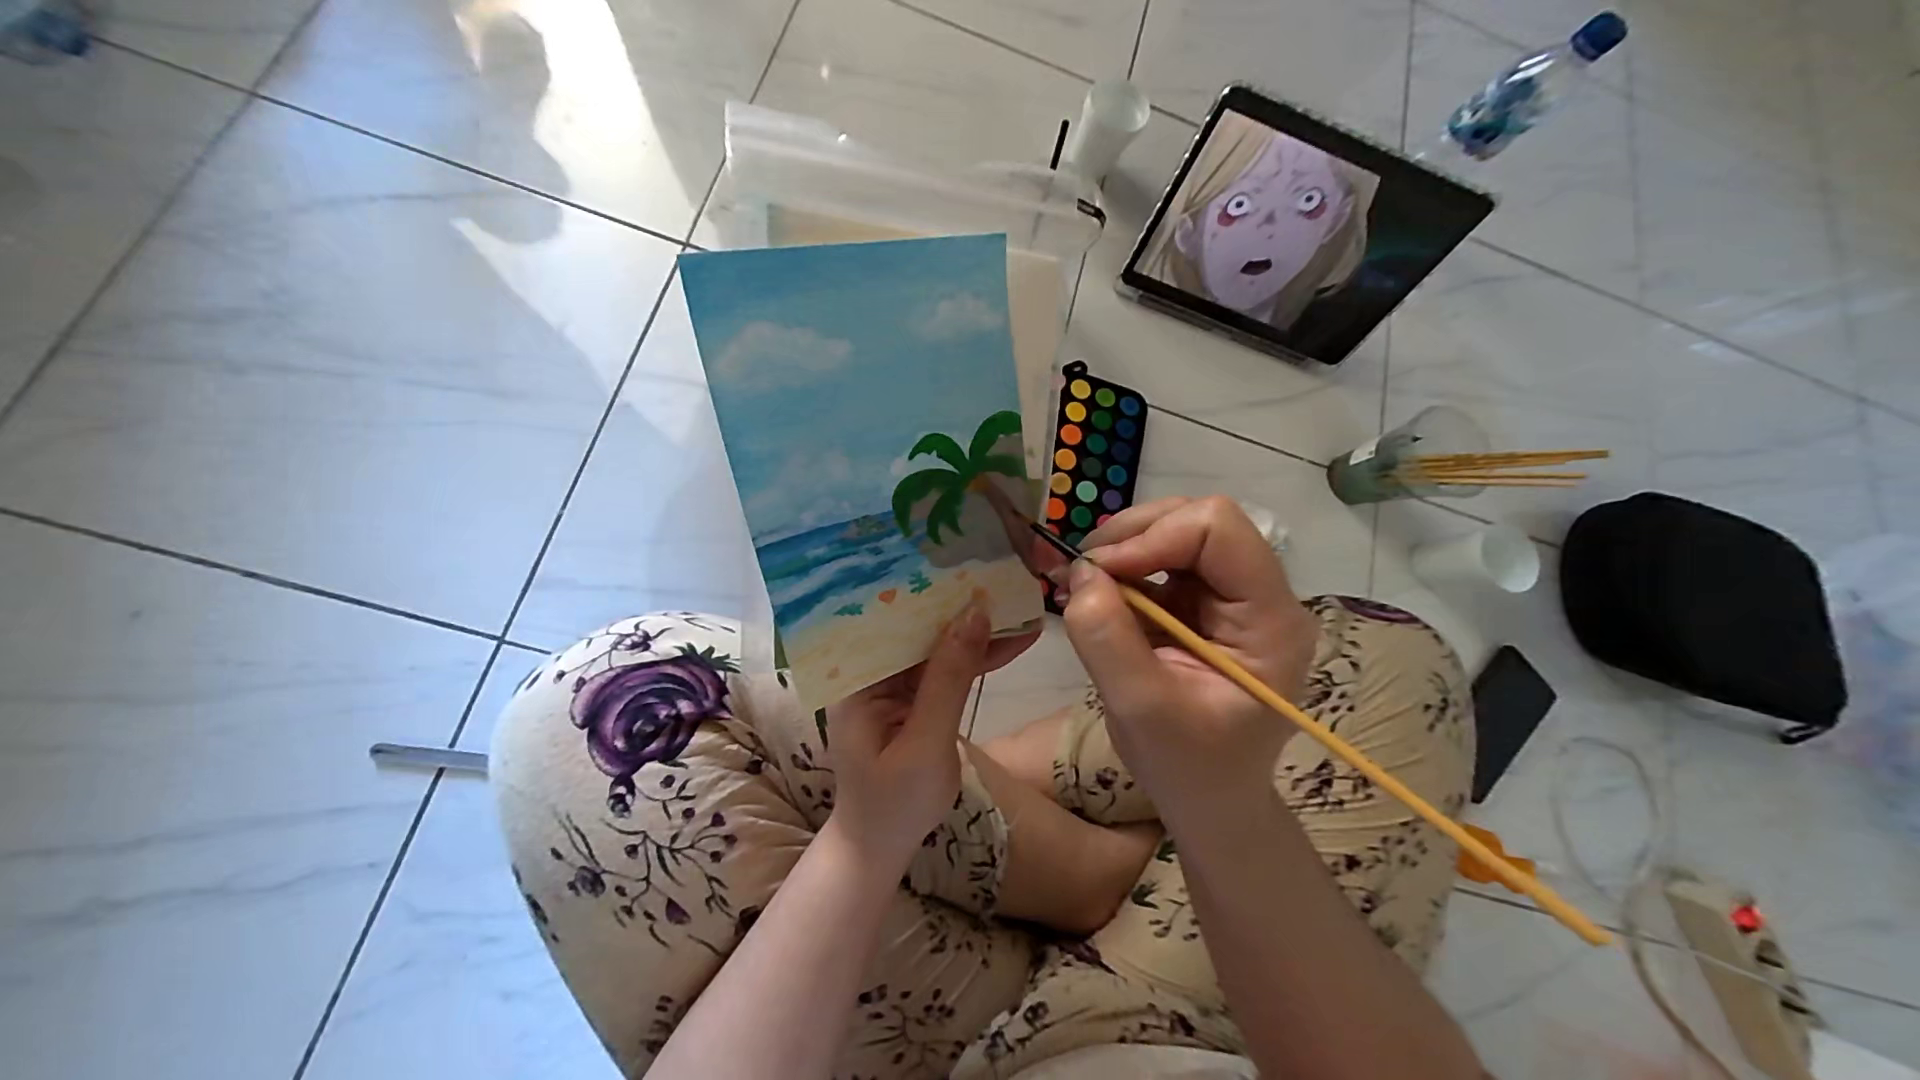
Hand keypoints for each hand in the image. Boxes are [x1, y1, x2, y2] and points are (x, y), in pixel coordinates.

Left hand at [825, 597, 1036, 866]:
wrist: (881, 847)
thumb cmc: (894, 803)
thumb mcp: (925, 742)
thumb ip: (948, 678)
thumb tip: (975, 615)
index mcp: (855, 678)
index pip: (890, 620)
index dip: (928, 593)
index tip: (968, 568)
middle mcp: (869, 671)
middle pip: (916, 628)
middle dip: (959, 607)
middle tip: (1004, 577)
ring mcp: (891, 684)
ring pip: (936, 646)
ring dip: (975, 631)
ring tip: (1021, 606)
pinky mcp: (912, 698)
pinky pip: (945, 670)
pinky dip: (975, 659)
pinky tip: (1012, 642)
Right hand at [1061, 497, 1318, 812]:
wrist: (1207, 798)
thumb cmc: (1188, 767)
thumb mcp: (1141, 708)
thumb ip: (1108, 639)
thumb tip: (1082, 571)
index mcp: (1270, 620)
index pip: (1219, 529)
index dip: (1154, 537)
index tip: (1101, 573)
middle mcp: (1258, 595)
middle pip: (1196, 520)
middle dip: (1132, 537)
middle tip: (1083, 573)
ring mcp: (1230, 597)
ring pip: (1175, 532)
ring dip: (1122, 550)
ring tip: (1084, 585)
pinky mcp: (1202, 603)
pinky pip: (1160, 560)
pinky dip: (1121, 568)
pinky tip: (1097, 595)